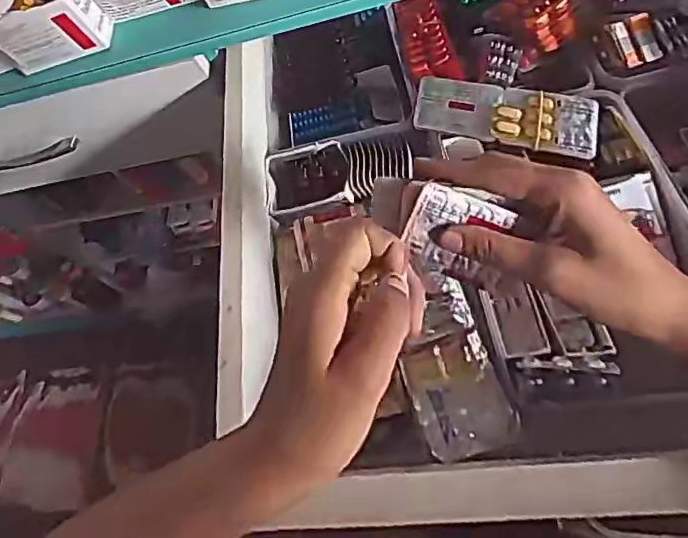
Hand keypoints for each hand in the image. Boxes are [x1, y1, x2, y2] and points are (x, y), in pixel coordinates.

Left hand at [242, 216, 423, 485]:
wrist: (278, 456)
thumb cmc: (315, 429)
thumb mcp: (364, 379)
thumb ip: (387, 321)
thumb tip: (401, 280)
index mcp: (320, 294)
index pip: (357, 232)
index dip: (391, 249)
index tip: (405, 290)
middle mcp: (314, 287)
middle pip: (364, 245)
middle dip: (398, 274)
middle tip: (409, 320)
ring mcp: (317, 301)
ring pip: (365, 267)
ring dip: (393, 293)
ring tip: (401, 336)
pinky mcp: (323, 316)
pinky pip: (360, 291)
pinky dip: (381, 308)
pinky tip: (386, 343)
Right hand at [415, 154, 687, 359]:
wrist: (674, 311)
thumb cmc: (620, 292)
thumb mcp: (554, 273)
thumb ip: (498, 249)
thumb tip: (448, 234)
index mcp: (561, 186)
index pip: (494, 171)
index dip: (453, 172)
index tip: (419, 173)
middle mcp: (562, 180)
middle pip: (500, 170)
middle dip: (459, 178)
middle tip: (422, 187)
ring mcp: (567, 194)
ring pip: (510, 184)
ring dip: (476, 194)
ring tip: (440, 204)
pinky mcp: (569, 210)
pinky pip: (523, 202)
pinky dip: (496, 209)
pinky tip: (478, 222)